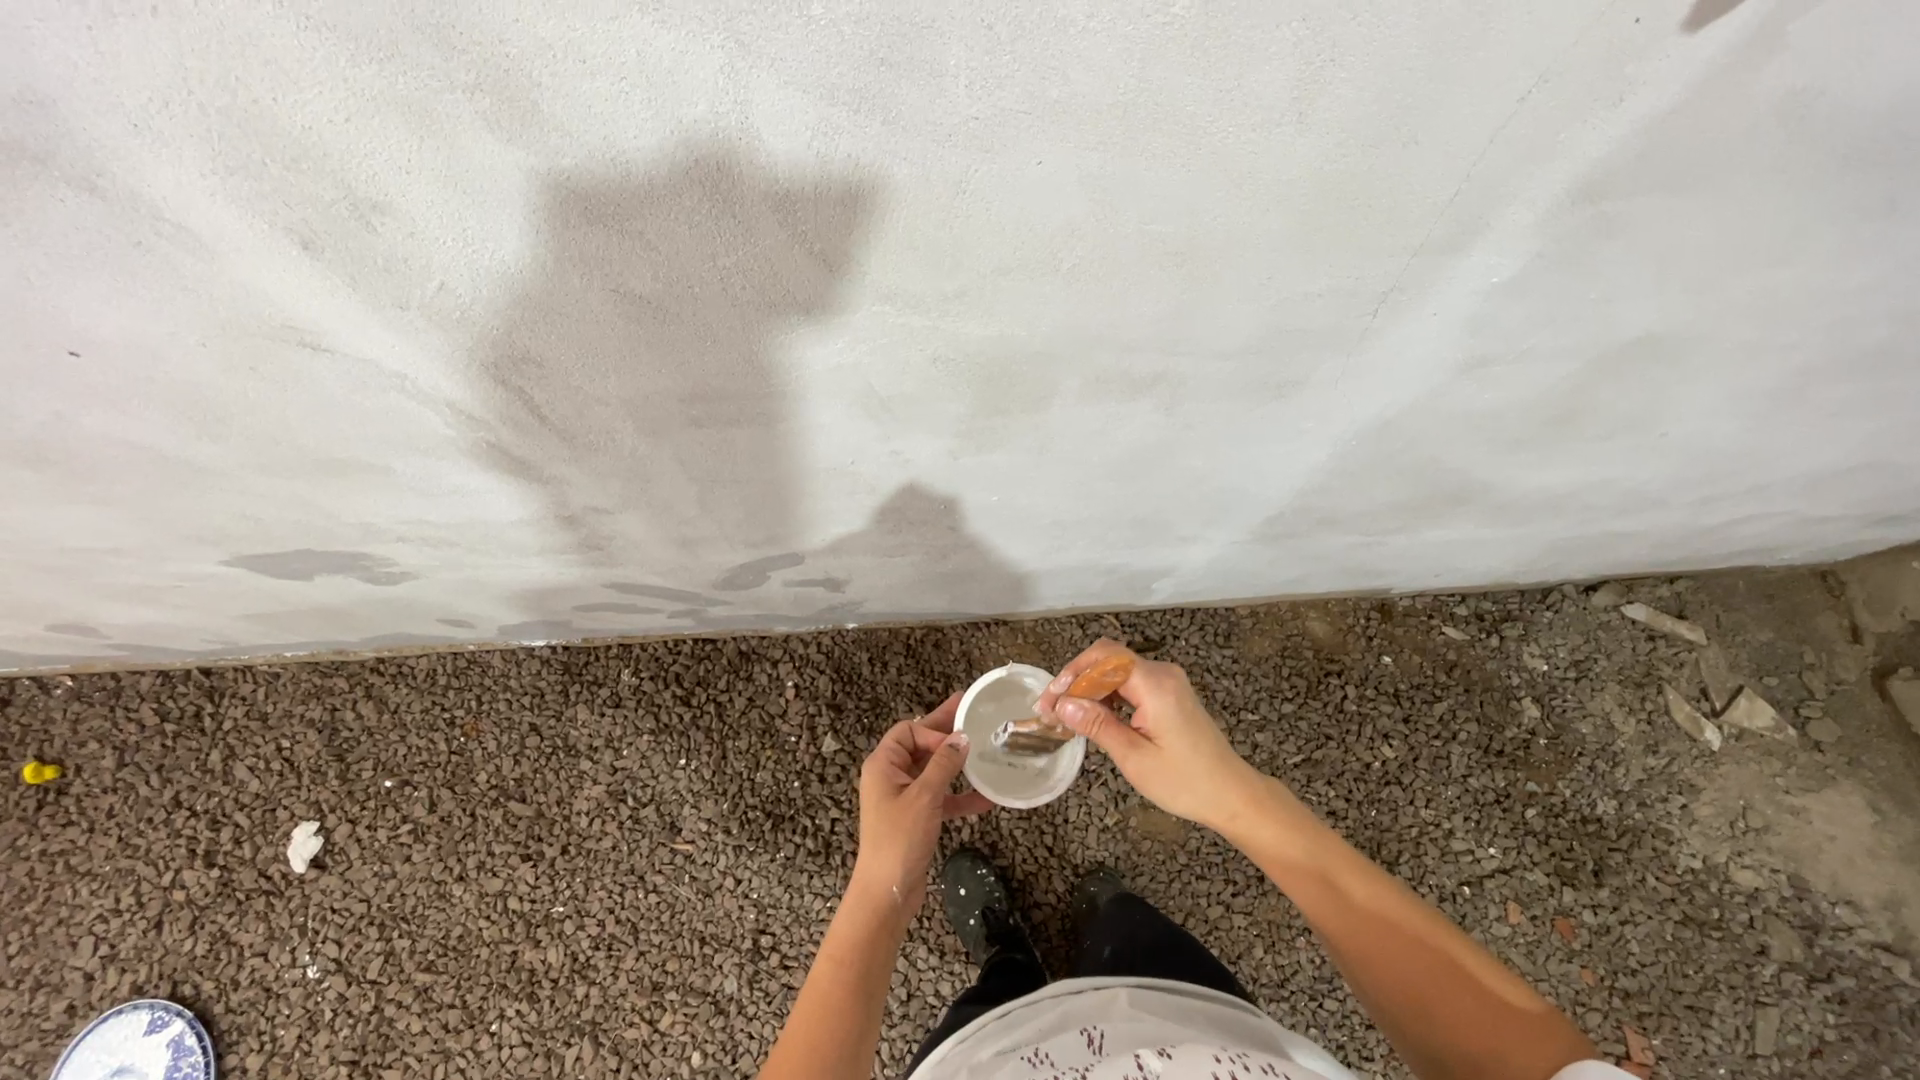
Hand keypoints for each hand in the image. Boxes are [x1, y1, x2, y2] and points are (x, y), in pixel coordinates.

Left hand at [852, 693, 992, 909]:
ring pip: (934, 772)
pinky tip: (987, 798)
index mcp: (883, 764)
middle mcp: (891, 776)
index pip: (909, 731)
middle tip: (973, 712)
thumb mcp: (924, 796)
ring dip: (958, 766)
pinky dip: (960, 796)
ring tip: (986, 751)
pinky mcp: (916, 818)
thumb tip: (962, 737)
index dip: (934, 730)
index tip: (958, 742)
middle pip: (922, 746)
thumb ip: (944, 764)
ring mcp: (904, 798)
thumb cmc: (900, 838)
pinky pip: (941, 798)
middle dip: (947, 733)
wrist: (887, 892)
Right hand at [1036, 639, 1266, 831]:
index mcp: (1155, 684)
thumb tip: (1064, 703)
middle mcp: (1162, 673)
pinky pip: (1131, 682)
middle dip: (1076, 679)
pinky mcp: (1170, 694)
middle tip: (1052, 708)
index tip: (1049, 703)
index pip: (1103, 659)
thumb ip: (1098, 724)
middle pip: (1108, 658)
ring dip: (1090, 687)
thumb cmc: (1184, 781)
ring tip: (1066, 714)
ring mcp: (1168, 682)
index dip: (1071, 675)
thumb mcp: (1134, 756)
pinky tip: (1092, 715)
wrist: (1231, 794)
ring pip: (1117, 669)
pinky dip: (1108, 694)